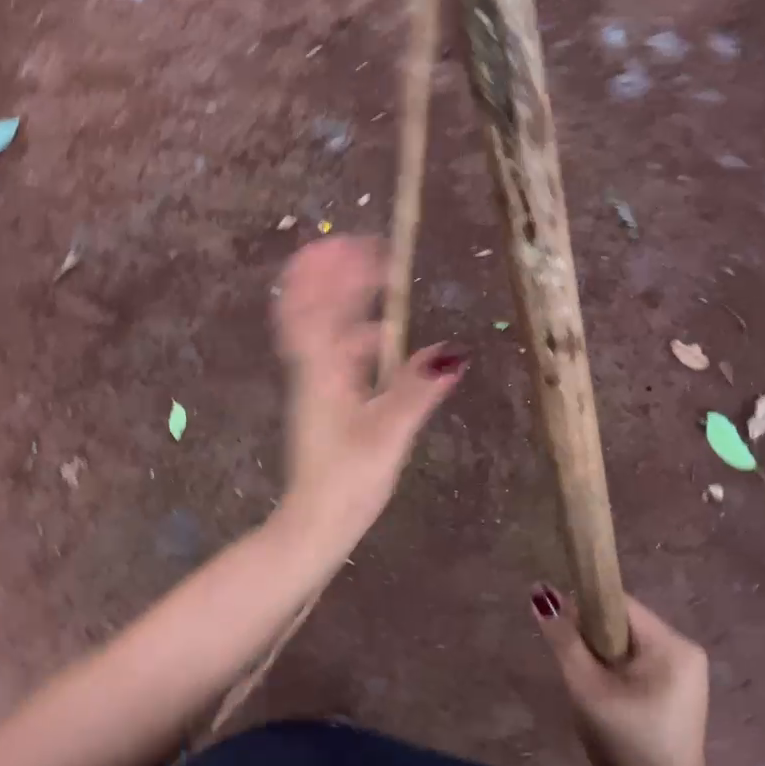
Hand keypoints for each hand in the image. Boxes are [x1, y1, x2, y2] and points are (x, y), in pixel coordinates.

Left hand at [273, 236, 465, 545]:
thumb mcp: (387, 434)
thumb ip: (417, 391)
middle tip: (352, 244)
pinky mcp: (323, 405)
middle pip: (314, 310)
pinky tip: (376, 341)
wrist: (315, 521)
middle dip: (331, 275)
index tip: (360, 245)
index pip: (321, 308)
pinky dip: (350, 335)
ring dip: (341, 301)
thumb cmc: (347, 480)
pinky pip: (332, 355)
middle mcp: (312, 372)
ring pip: (323, 332)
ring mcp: (314, 388)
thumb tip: (452, 352)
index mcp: (322, 372)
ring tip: (370, 278)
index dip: (336, 274)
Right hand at [532, 588, 711, 765]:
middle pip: (620, 622)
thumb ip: (563, 637)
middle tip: (575, 669)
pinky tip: (604, 696)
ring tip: (588, 686)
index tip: (558, 630)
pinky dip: (612, 670)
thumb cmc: (625, 741)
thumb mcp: (585, 685)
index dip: (582, 608)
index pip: (617, 602)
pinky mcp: (676, 690)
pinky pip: (634, 661)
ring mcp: (684, 672)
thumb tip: (540, 592)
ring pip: (624, 642)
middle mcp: (685, 651)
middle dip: (590, 638)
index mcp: (673, 645)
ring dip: (598, 656)